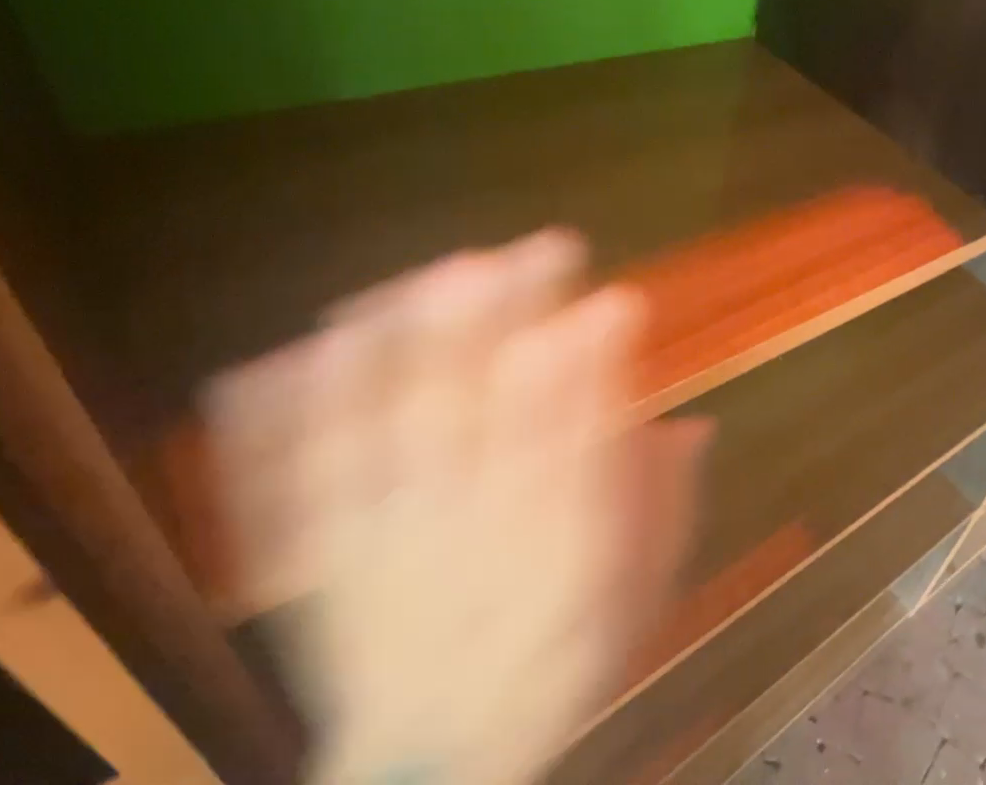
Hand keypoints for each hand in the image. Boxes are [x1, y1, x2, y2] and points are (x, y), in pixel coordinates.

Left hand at [201, 231, 709, 784]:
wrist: (436, 760)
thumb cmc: (556, 666)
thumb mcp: (637, 599)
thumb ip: (662, 510)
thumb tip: (689, 422)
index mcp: (559, 554)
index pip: (579, 446)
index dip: (596, 372)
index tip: (616, 299)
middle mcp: (472, 538)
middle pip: (481, 419)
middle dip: (505, 328)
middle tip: (526, 251)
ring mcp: (387, 543)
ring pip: (387, 433)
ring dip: (409, 348)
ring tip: (433, 274)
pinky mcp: (325, 556)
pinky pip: (300, 482)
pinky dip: (295, 415)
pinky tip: (311, 345)